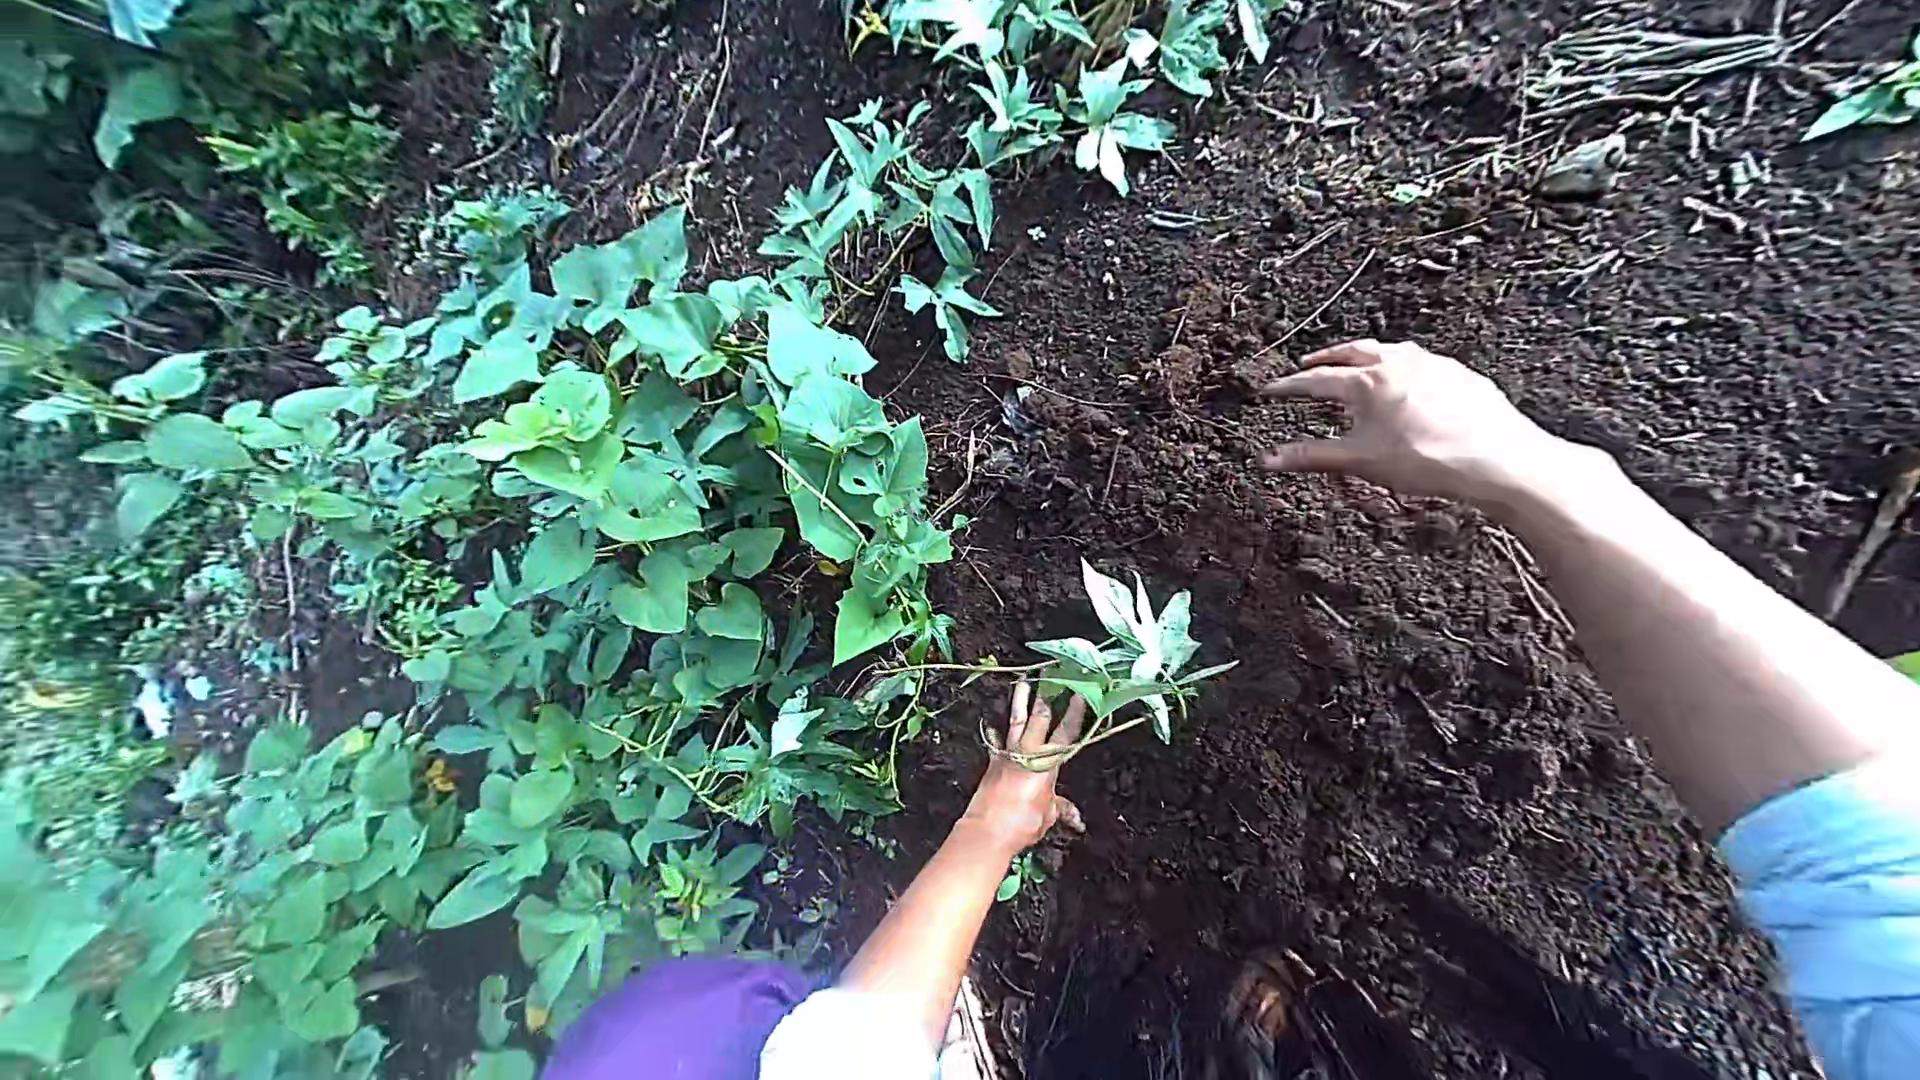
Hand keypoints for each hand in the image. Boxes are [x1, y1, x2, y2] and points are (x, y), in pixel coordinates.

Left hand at [958, 683, 1085, 854]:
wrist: (988, 828)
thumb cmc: (1024, 822)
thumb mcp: (1049, 816)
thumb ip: (1061, 809)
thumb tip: (1076, 819)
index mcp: (1047, 762)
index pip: (1066, 731)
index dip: (1074, 712)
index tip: (1079, 693)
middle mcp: (1029, 751)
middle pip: (1040, 717)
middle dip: (1047, 696)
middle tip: (1050, 677)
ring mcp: (1009, 752)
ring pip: (1017, 720)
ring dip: (1020, 701)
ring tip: (1022, 683)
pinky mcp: (994, 760)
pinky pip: (996, 740)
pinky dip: (995, 732)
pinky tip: (992, 723)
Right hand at [1259, 339, 1575, 504]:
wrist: (1498, 460)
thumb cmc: (1427, 459)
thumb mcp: (1358, 460)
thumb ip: (1310, 456)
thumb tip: (1269, 459)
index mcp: (1368, 382)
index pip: (1315, 380)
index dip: (1288, 386)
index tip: (1270, 389)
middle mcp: (1398, 364)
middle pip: (1351, 353)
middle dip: (1325, 358)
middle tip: (1307, 364)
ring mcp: (1432, 366)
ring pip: (1388, 350)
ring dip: (1363, 354)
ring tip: (1352, 362)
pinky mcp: (1459, 375)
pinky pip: (1420, 359)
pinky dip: (1398, 363)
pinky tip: (1401, 377)